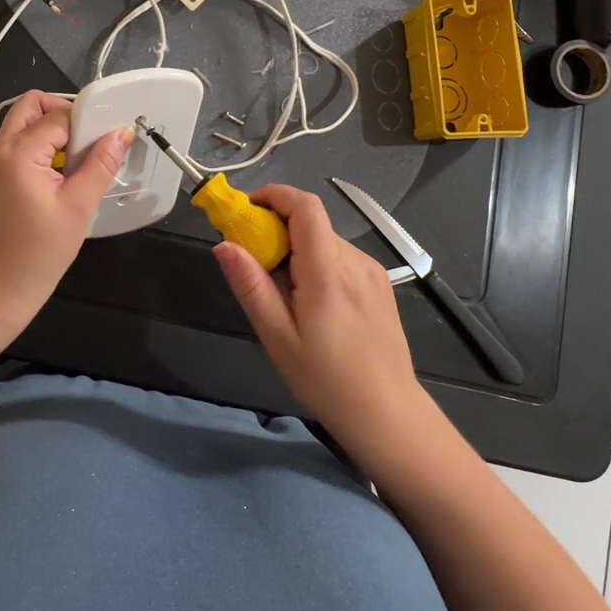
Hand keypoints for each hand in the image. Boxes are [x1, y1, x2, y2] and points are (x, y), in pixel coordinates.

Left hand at [0, 91, 131, 312]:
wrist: (0, 288)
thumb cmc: (42, 251)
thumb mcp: (79, 205)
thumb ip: (101, 163)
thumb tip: (122, 132)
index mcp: (17, 153)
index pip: (57, 116)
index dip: (86, 123)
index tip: (107, 140)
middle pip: (31, 106)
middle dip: (64, 114)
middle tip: (89, 142)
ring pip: (22, 124)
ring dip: (50, 131)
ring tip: (76, 162)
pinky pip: (15, 145)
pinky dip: (38, 147)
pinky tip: (58, 176)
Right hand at [212, 185, 421, 433]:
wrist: (387, 414)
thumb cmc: (326, 380)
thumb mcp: (277, 337)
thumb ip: (251, 286)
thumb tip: (223, 244)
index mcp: (327, 272)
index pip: (306, 206)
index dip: (275, 195)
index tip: (247, 211)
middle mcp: (354, 261)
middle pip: (311, 223)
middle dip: (277, 230)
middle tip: (254, 265)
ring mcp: (372, 272)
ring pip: (325, 241)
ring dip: (297, 250)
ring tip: (283, 295)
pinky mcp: (380, 285)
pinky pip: (340, 259)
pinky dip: (317, 264)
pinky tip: (311, 304)